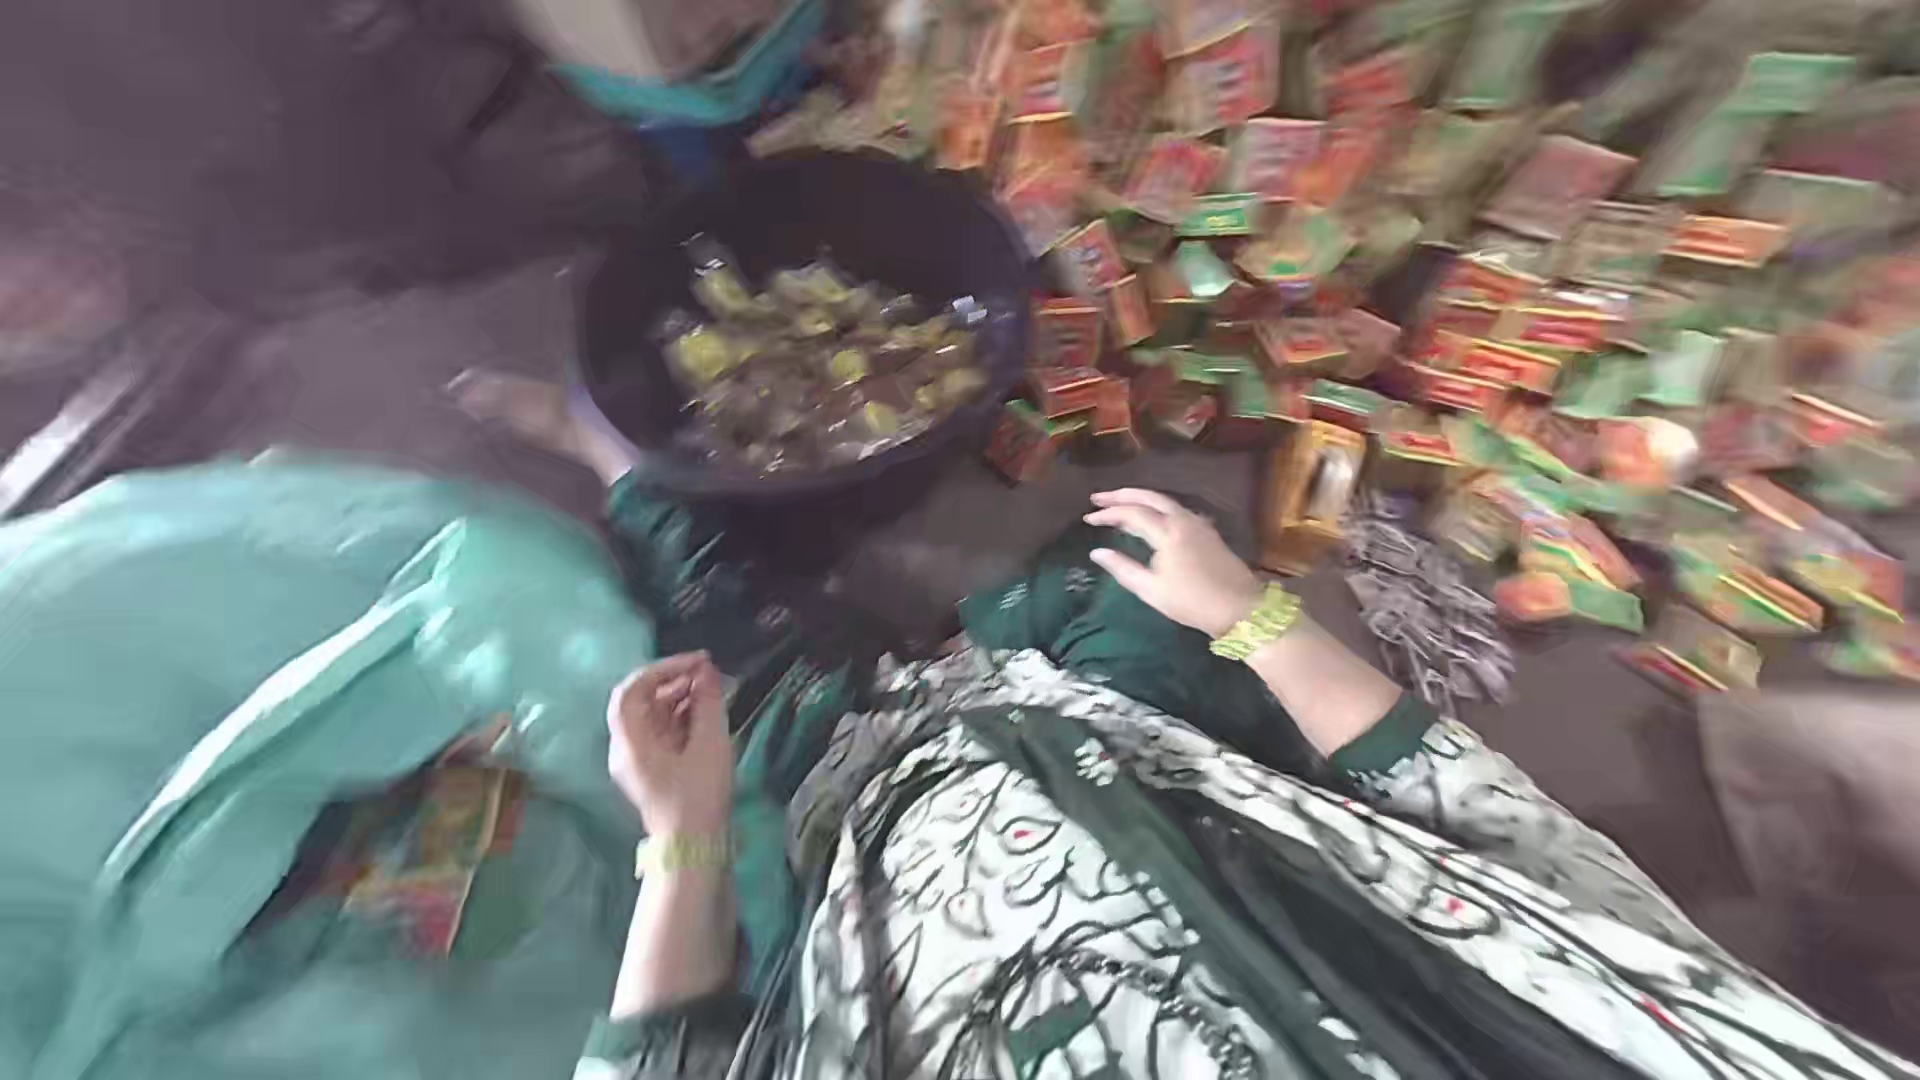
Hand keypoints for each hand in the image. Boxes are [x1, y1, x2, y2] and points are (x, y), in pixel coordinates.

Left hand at [607, 652, 732, 835]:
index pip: (632, 690)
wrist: (694, 847)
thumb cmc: (699, 794)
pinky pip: (662, 729)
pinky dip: (682, 714)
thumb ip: (707, 702)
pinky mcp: (653, 766)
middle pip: (641, 700)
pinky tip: (707, 710)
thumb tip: (707, 670)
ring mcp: (638, 758)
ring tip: (712, 688)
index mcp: (631, 742)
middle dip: (674, 679)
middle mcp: (626, 747)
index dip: (664, 668)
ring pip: (653, 714)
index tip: (698, 662)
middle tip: (709, 672)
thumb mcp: (709, 743)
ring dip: (680, 695)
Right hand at [1084, 489, 1264, 636]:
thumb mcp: (1151, 590)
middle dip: (1121, 495)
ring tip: (1118, 504)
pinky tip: (1150, 517)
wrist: (1240, 609)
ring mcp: (1198, 523)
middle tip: (1098, 498)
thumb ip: (1122, 568)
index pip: (1131, 513)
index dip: (1107, 514)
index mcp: (1168, 532)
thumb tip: (1096, 552)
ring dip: (1139, 499)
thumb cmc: (1192, 601)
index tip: (1087, 519)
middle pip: (1148, 497)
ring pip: (1164, 500)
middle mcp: (1183, 520)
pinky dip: (1156, 507)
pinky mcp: (1206, 531)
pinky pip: (1175, 509)